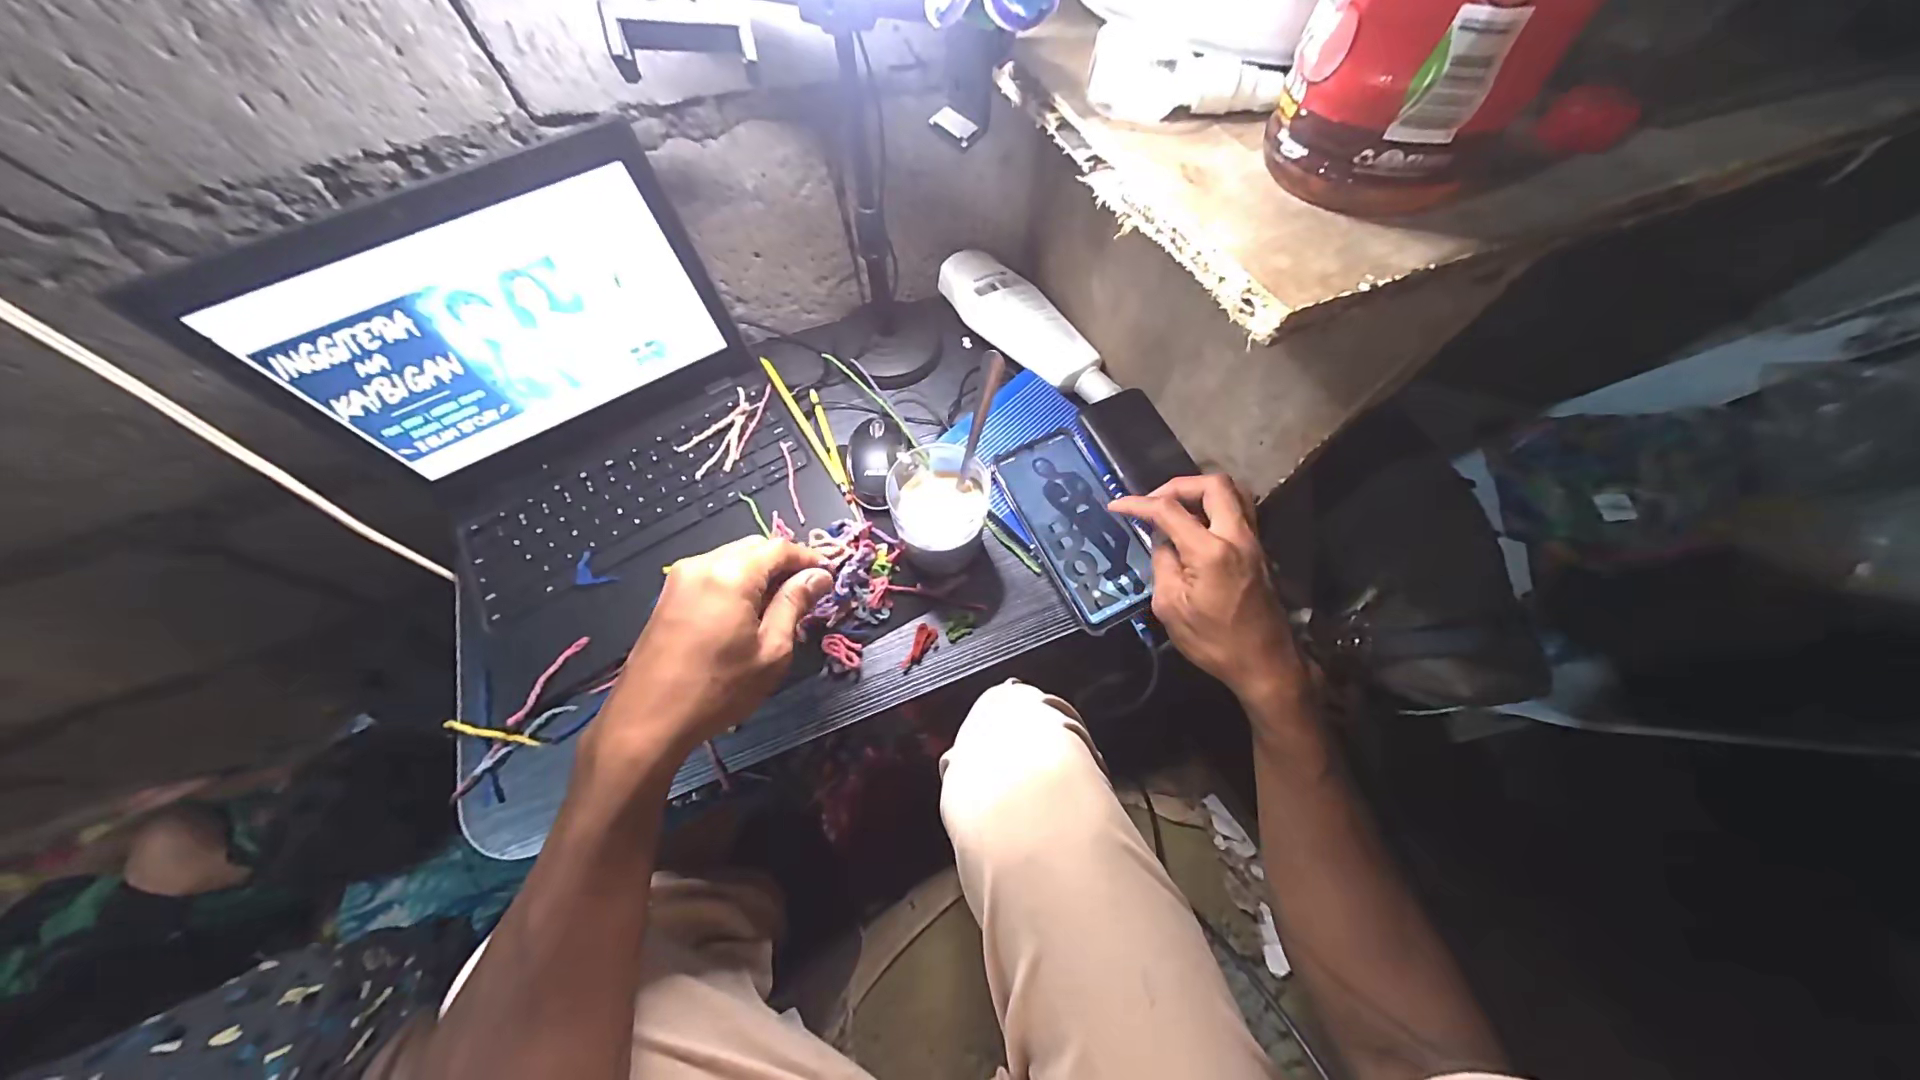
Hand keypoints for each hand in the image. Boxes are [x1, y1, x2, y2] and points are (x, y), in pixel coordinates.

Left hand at [584, 537, 831, 776]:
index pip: (780, 548)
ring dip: (761, 572)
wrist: (647, 720)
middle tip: (809, 591)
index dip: (809, 557)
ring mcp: (681, 578)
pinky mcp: (669, 595)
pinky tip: (750, 610)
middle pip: (755, 547)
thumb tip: (818, 576)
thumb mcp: (771, 650)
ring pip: (733, 558)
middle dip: (785, 563)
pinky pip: (714, 573)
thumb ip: (795, 604)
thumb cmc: (718, 689)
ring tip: (782, 604)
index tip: (830, 576)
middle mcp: (703, 564)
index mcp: (731, 574)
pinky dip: (738, 582)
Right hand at [1110, 475, 1303, 702]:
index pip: (1169, 510)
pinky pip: (1236, 512)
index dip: (1138, 503)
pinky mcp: (1257, 551)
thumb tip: (1163, 541)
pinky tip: (1194, 528)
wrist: (1264, 663)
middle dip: (1177, 485)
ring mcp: (1252, 542)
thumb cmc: (1214, 642)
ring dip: (1199, 492)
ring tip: (1173, 509)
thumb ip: (1163, 564)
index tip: (1116, 505)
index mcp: (1210, 551)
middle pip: (1213, 484)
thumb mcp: (1171, 607)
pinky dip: (1212, 508)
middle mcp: (1237, 536)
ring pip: (1231, 493)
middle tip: (1153, 502)